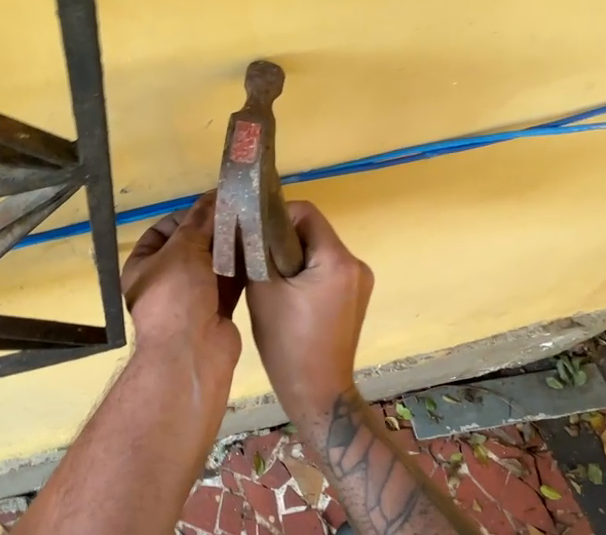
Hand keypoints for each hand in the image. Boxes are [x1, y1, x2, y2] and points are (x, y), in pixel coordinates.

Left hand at [121, 192, 242, 381]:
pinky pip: (228, 282)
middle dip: (214, 230)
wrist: (192, 354)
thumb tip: (215, 195)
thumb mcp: (183, 249)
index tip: (213, 205)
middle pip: (192, 246)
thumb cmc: (176, 296)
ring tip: (253, 225)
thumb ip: (200, 221)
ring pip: (212, 263)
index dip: (187, 215)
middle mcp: (165, 279)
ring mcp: (191, 297)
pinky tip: (258, 249)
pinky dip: (241, 268)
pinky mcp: (216, 309)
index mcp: (144, 265)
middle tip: (240, 212)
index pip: (164, 230)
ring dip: (230, 247)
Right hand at [244, 201, 373, 420]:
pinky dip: (306, 272)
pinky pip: (326, 269)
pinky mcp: (356, 297)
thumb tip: (245, 225)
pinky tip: (288, 294)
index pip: (304, 212)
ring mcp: (360, 282)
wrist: (317, 393)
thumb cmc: (287, 341)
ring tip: (270, 280)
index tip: (255, 237)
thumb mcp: (262, 289)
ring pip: (317, 249)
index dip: (275, 217)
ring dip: (293, 257)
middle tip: (257, 259)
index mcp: (337, 259)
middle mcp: (356, 264)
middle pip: (312, 230)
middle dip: (282, 239)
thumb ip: (256, 249)